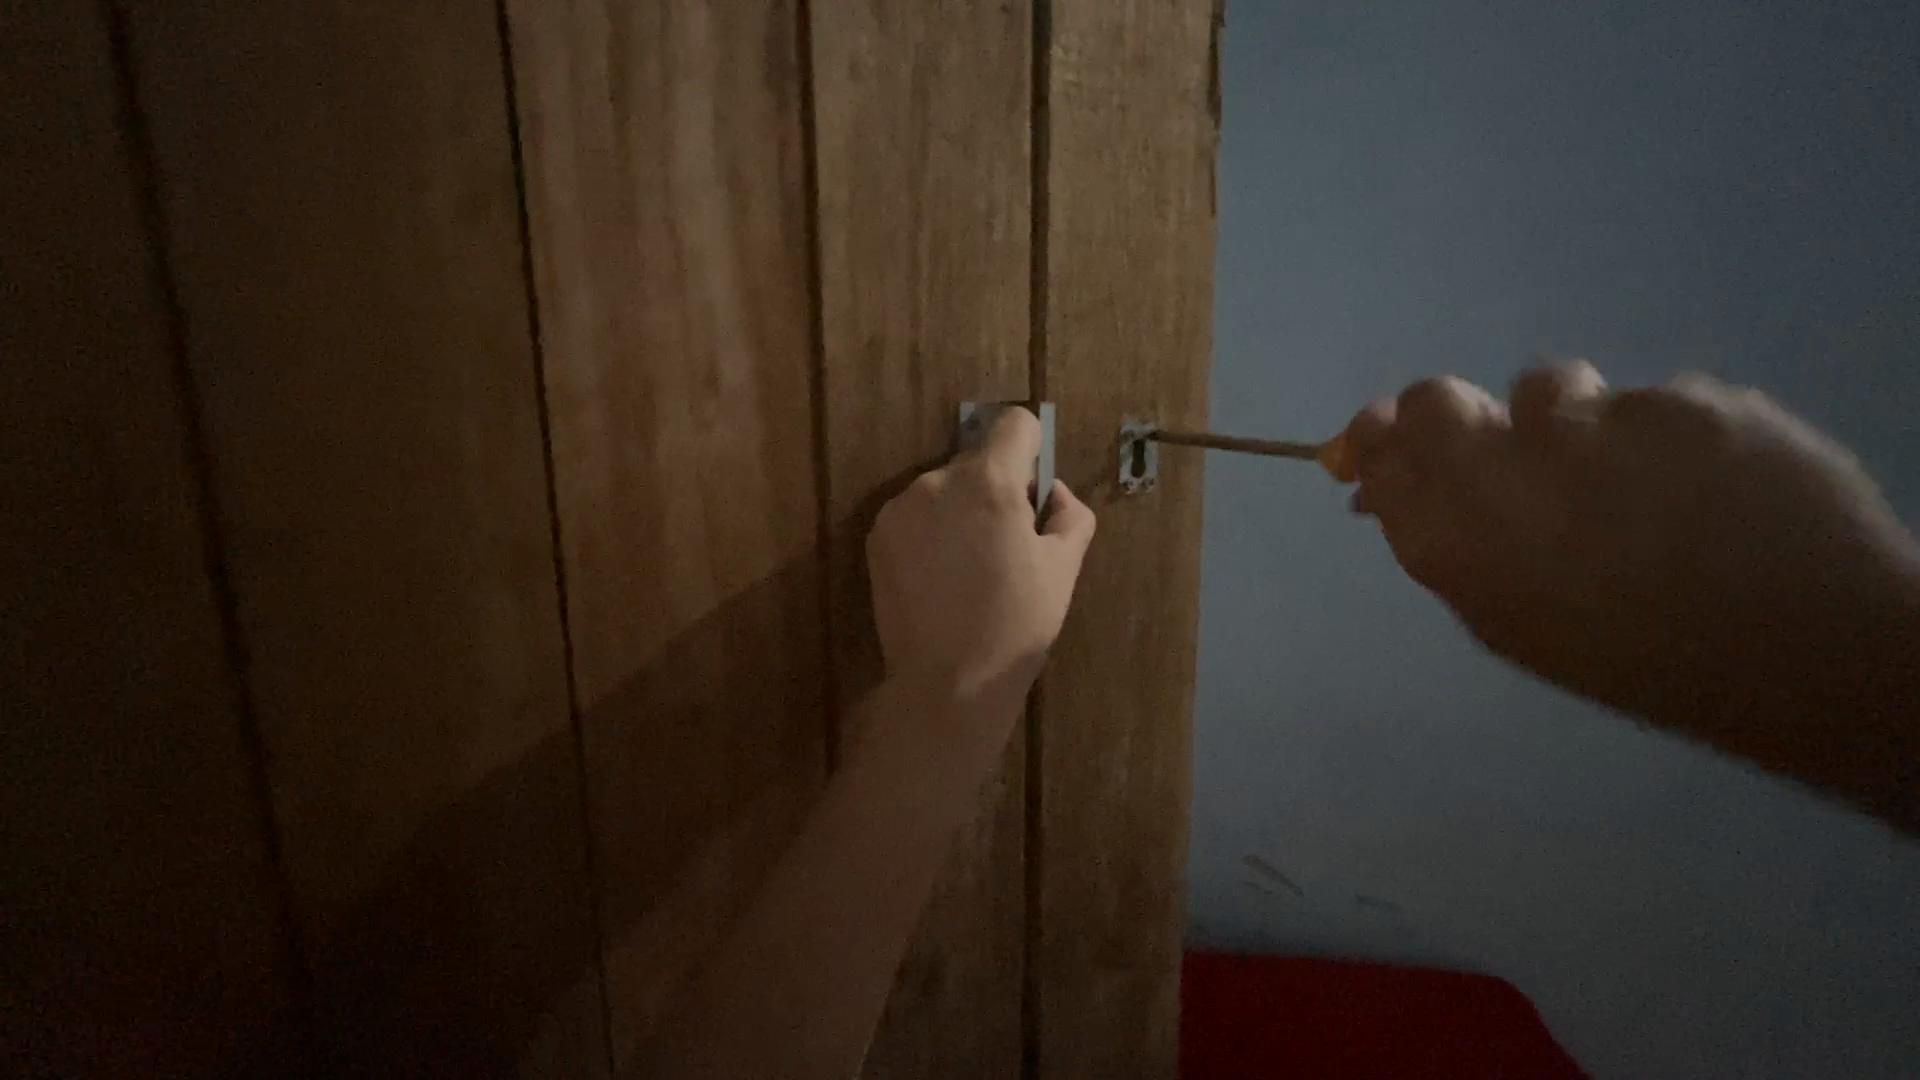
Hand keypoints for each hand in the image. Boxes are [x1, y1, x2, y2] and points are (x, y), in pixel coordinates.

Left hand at [866, 407, 1096, 698]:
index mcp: (990, 482)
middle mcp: (939, 481)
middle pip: (978, 461)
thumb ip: (1070, 514)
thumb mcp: (1064, 569)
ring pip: (944, 489)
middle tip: (1005, 546)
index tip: (1032, 490)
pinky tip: (937, 577)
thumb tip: (1052, 492)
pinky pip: (915, 515)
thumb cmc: (1016, 624)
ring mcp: (901, 508)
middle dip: (996, 489)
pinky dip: (930, 532)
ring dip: (960, 511)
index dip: (1033, 449)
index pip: (1016, 423)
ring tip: (968, 569)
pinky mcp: (877, 536)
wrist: (947, 681)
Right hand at [1343, 363, 1919, 726]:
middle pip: (1435, 398)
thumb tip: (1379, 488)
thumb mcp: (1497, 615)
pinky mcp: (1683, 398)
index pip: (1377, 449)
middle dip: (1447, 412)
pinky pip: (1645, 398)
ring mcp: (1592, 425)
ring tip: (1619, 470)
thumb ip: (1434, 540)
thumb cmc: (1620, 652)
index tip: (1385, 436)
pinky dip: (1657, 430)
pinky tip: (1699, 477)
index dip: (1375, 435)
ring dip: (1562, 420)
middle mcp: (1499, 468)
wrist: (1802, 653)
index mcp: (1448, 534)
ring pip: (1546, 387)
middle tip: (1493, 442)